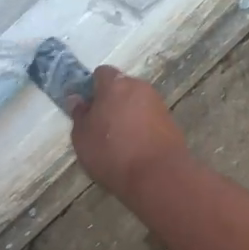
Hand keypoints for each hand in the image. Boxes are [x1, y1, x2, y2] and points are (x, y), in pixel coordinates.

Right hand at [70, 65, 190, 197]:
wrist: (159, 176)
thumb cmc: (112, 153)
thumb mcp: (82, 137)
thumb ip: (79, 115)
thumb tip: (77, 100)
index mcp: (115, 84)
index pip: (101, 73)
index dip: (92, 87)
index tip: (87, 107)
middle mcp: (139, 87)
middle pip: (121, 87)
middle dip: (111, 101)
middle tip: (100, 125)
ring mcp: (158, 104)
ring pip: (136, 103)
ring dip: (127, 115)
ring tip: (119, 141)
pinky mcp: (171, 122)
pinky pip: (149, 118)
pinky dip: (142, 127)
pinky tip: (135, 149)